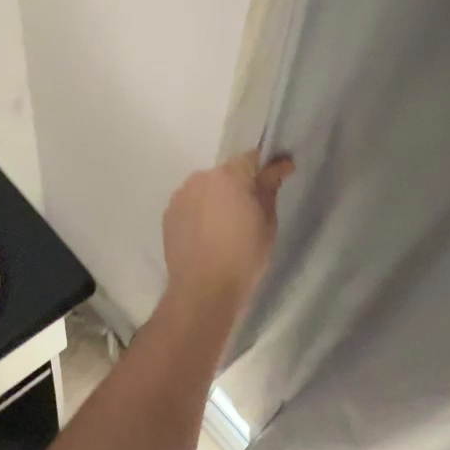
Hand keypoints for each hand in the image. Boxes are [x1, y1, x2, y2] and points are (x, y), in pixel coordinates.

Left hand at [162, 149, 294, 311]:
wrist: (203, 290)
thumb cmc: (243, 257)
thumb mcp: (267, 222)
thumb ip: (270, 188)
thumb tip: (280, 165)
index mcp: (228, 176)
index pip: (252, 158)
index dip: (266, 168)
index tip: (279, 178)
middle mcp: (200, 178)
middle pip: (226, 174)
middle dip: (239, 186)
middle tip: (251, 213)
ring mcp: (180, 196)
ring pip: (206, 190)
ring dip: (218, 200)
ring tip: (227, 228)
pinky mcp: (168, 215)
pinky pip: (191, 206)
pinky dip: (201, 214)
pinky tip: (208, 236)